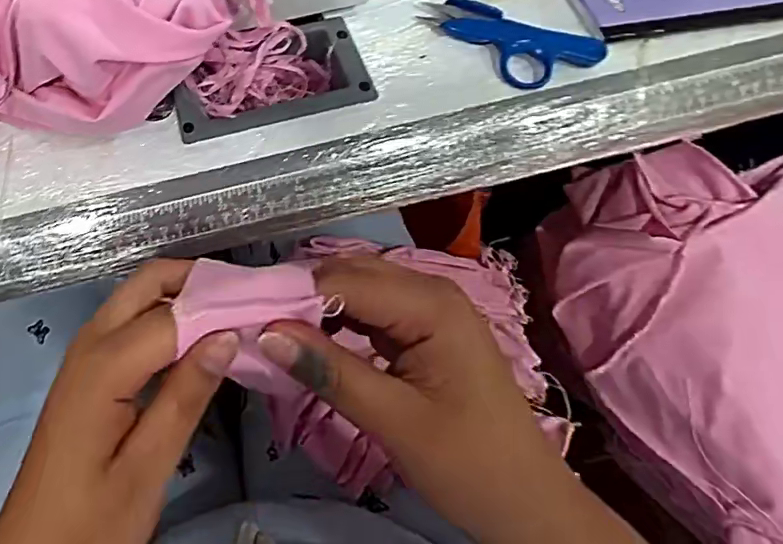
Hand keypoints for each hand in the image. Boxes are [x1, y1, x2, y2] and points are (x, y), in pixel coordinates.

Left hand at [0, 260, 239, 543]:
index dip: (219, 305)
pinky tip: (196, 339)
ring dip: (183, 294)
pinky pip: (131, 318)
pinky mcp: (88, 365)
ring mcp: (86, 349)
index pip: (174, 313)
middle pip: (149, 280)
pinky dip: (166, 314)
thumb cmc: (89, 522)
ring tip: (231, 315)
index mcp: (105, 363)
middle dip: (198, 280)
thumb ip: (186, 397)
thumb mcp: (146, 471)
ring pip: (139, 294)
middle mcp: (91, 339)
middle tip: (246, 299)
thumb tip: (227, 336)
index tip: (264, 307)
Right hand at [257, 255, 641, 543]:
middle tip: (260, 323)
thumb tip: (267, 334)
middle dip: (304, 296)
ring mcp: (430, 307)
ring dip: (319, 306)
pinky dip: (340, 320)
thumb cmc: (472, 466)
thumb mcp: (396, 422)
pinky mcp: (425, 327)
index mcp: (431, 303)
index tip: (250, 317)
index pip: (345, 281)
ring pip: (357, 288)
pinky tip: (315, 340)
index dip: (295, 296)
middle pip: (350, 274)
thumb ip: (331, 372)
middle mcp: (430, 289)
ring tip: (279, 331)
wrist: (531, 508)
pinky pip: (371, 309)